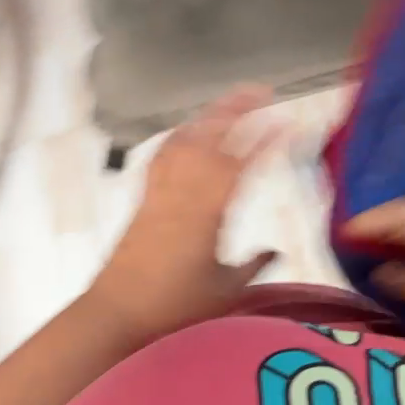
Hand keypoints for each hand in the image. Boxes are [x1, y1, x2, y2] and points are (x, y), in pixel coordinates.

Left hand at [87, 86, 280, 345]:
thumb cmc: (175, 308)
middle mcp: (183, 192)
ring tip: (231, 100)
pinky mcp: (144, 197)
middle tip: (262, 91)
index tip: (287, 122)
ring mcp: (160, 190)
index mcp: (208, 212)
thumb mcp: (225, 292)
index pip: (242, 164)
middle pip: (210, 137)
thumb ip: (253, 267)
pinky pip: (162, 155)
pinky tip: (189, 129)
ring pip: (186, 140)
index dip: (266, 140)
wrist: (117, 313)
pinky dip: (180, 135)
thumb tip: (276, 251)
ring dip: (210, 115)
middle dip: (236, 109)